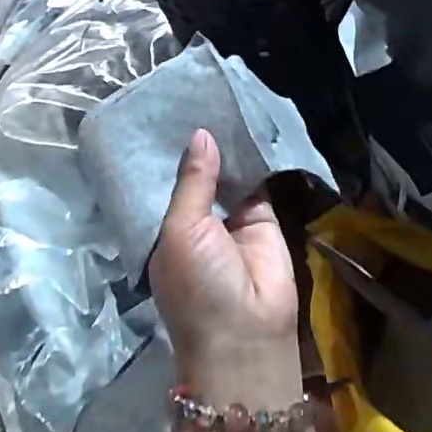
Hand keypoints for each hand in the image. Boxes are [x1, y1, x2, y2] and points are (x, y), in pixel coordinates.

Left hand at [148, 129, 298, 389]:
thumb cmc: (197, 284)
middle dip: (203, 148)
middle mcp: (198, 222)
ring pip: (230, 176)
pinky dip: (258, 160)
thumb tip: (201, 135)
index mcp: (168, 229)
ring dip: (230, 150)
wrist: (247, 334)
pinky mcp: (264, 219)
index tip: (169, 114)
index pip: (167, 184)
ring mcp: (232, 220)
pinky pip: (260, 183)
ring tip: (227, 103)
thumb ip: (193, 182)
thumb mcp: (181, 230)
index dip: (170, 154)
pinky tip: (253, 128)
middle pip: (201, 176)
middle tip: (201, 97)